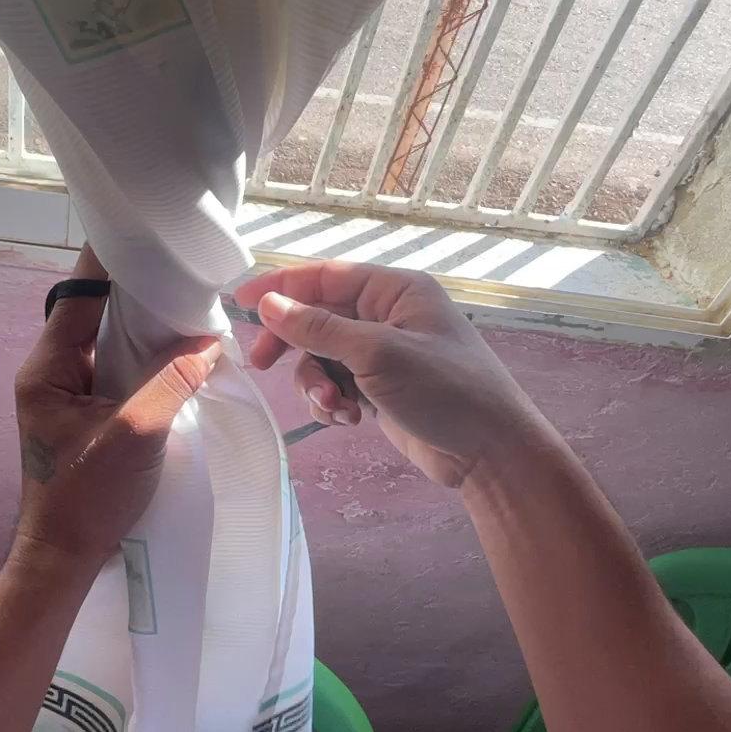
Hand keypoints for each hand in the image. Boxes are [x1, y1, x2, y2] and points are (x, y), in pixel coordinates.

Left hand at [13, 248, 221, 572]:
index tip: (152, 235)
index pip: (80, 294)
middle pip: (94, 312)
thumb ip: (173, 382)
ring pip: (107, 340)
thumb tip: (209, 341)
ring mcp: (66, 390)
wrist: (64, 555)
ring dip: (143, 326)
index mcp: (48, 366)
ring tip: (186, 304)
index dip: (114, 262)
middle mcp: (51, 369)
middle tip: (182, 271)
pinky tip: (175, 351)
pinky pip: (114, 368)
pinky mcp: (84, 410)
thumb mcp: (137, 435)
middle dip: (137, 291)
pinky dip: (143, 356)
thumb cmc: (88, 497)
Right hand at [234, 261, 550, 487]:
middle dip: (292, 345)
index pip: (325, 277)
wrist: (490, 455)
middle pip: (316, 318)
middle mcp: (385, 316)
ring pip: (320, 358)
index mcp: (394, 291)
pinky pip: (335, 384)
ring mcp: (381, 354)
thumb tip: (268, 303)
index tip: (241, 300)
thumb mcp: (376, 354)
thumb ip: (318, 328)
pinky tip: (348, 419)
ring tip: (335, 408)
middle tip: (261, 365)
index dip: (280, 285)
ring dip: (316, 384)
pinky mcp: (378, 387)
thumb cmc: (444, 391)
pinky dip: (332, 402)